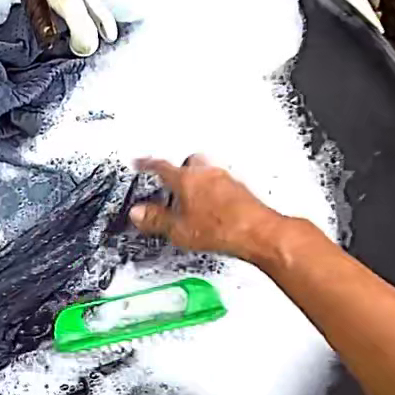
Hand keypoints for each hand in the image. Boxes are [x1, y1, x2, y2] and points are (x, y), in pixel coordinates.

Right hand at [128, 154, 292, 259]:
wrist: (257, 233)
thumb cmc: (220, 228)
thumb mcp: (177, 229)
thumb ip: (155, 219)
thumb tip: (138, 213)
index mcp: (186, 179)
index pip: (161, 167)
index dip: (148, 165)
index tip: (141, 162)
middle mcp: (207, 173)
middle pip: (189, 161)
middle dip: (178, 168)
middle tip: (170, 178)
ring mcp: (226, 180)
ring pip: (207, 170)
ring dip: (198, 180)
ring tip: (191, 195)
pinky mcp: (241, 190)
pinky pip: (222, 183)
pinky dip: (214, 191)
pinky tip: (213, 205)